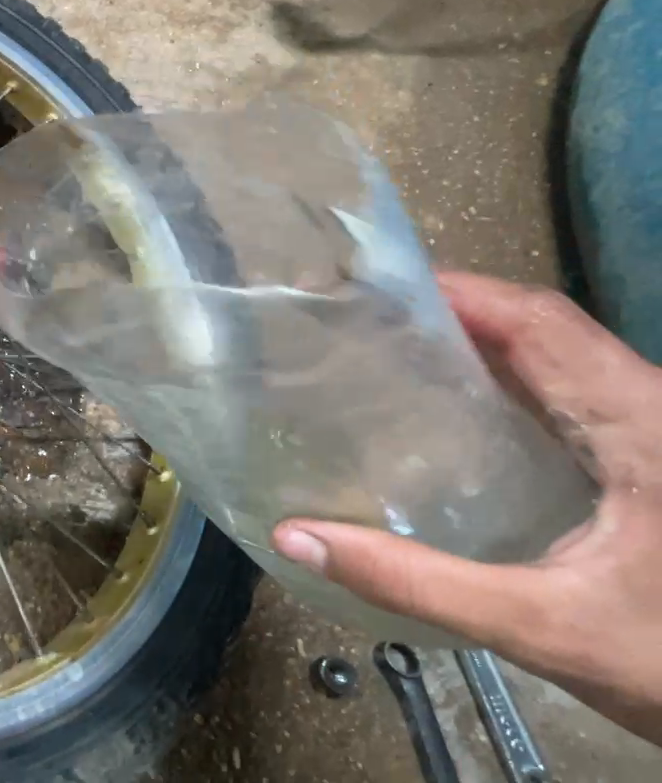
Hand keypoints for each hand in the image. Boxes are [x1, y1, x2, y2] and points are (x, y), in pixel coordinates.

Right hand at [272, 271, 661, 742]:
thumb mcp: (550, 630)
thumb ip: (419, 583)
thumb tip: (293, 536)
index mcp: (645, 426)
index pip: (538, 321)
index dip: (451, 290)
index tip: (358, 287)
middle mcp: (654, 411)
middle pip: (539, 327)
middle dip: (441, 309)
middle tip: (345, 317)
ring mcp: (654, 434)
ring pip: (553, 356)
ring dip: (466, 339)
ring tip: (374, 349)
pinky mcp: (647, 461)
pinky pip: (562, 391)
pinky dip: (494, 377)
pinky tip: (440, 405)